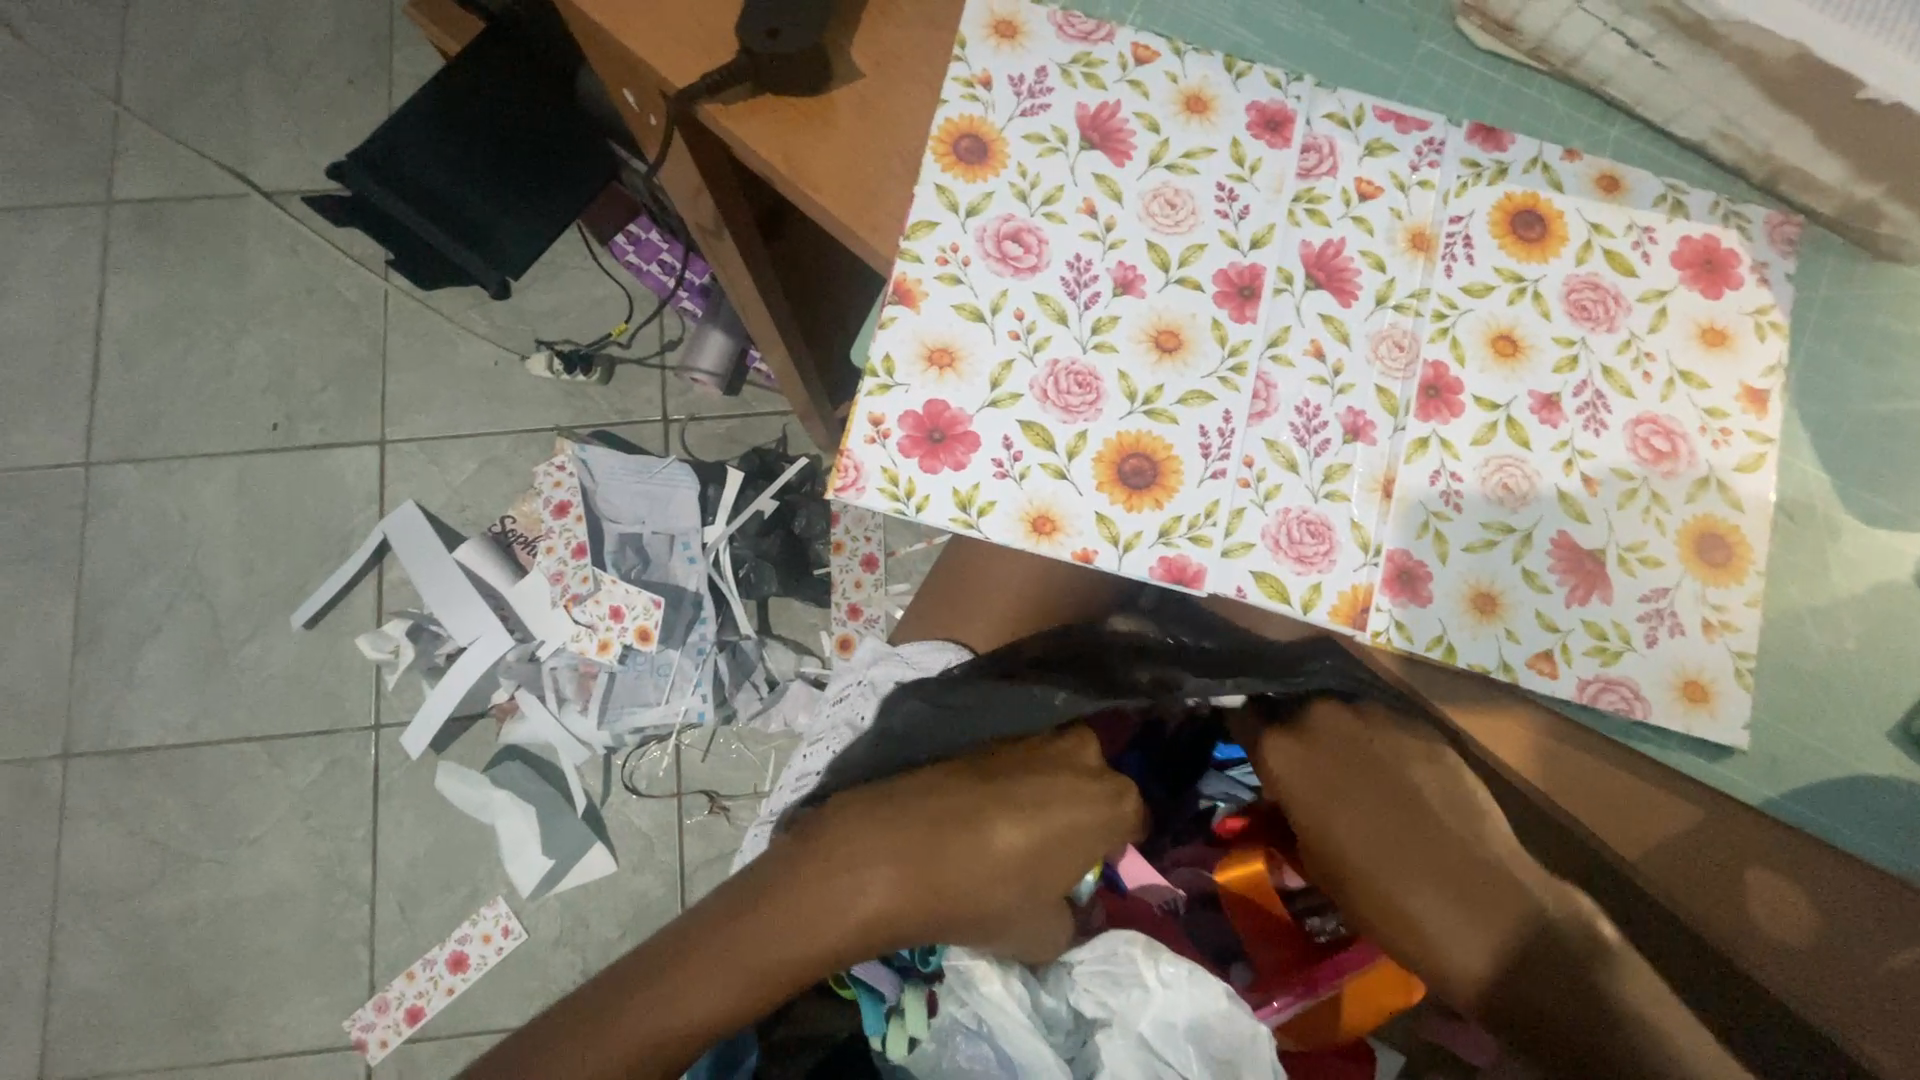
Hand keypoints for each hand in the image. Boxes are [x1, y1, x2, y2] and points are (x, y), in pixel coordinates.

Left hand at [783, 725, 1147, 963]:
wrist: (900, 846)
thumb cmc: (989, 894)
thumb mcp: (1047, 934)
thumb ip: (1075, 919)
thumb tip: (1070, 907)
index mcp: (1113, 799)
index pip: (1136, 823)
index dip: (1117, 851)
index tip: (1093, 873)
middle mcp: (1081, 754)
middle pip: (1097, 784)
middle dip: (1084, 811)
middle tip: (1056, 851)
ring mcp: (1032, 738)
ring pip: (1057, 768)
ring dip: (1046, 793)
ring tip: (1014, 833)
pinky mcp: (988, 735)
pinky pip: (1018, 762)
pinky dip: (1010, 784)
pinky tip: (983, 814)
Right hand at [1231, 698, 1567, 1010]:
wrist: (1481, 905)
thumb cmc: (1377, 895)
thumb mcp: (1309, 860)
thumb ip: (1288, 812)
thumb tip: (1286, 799)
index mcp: (1281, 750)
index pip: (1241, 715)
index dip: (1243, 730)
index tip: (1248, 747)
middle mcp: (1320, 716)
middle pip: (1293, 710)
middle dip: (1294, 734)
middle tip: (1306, 770)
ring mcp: (1376, 715)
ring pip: (1341, 714)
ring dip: (1340, 738)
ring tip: (1357, 775)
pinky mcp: (1424, 726)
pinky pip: (1386, 728)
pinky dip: (1383, 747)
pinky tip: (1401, 782)